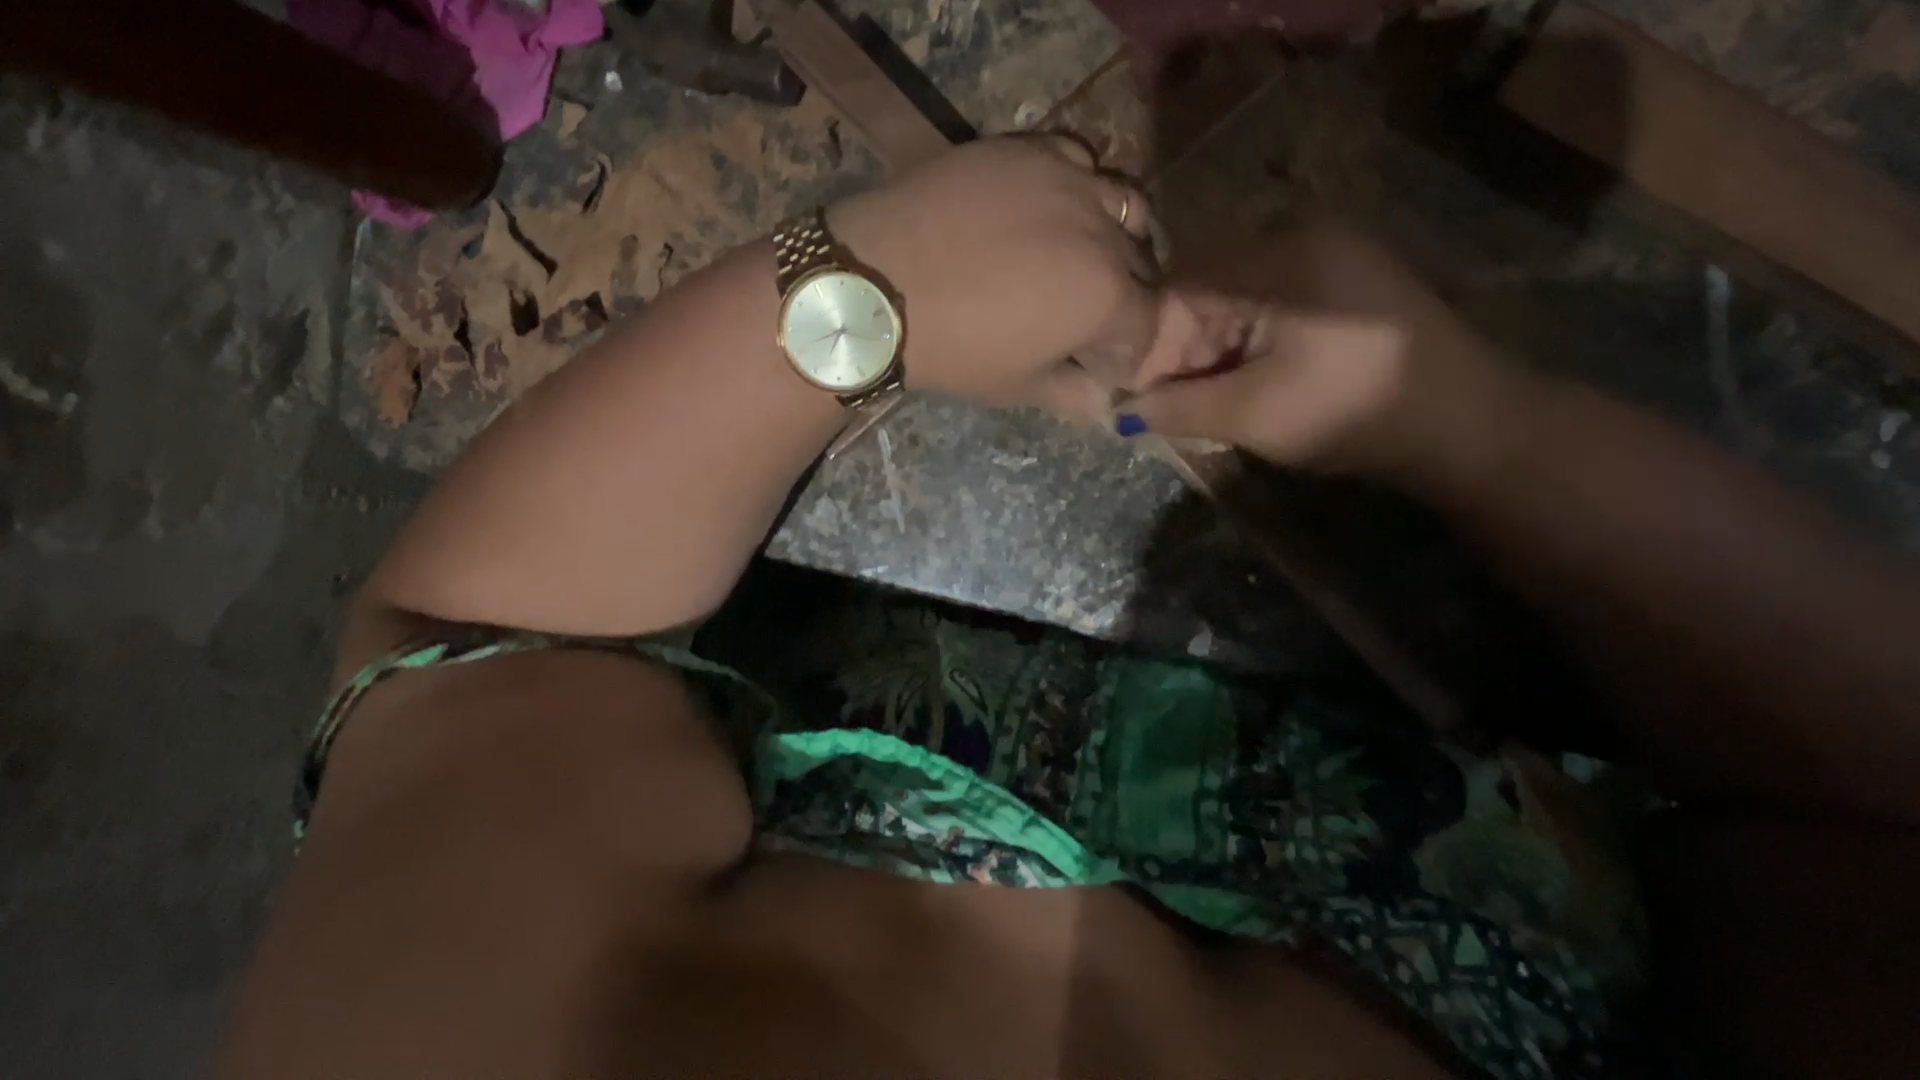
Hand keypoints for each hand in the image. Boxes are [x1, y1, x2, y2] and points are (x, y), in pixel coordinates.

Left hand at [827, 136, 1157, 407]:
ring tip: (1088, 252)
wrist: (875, 283)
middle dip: (1128, 295)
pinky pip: (1079, 158)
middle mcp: (1103, 232)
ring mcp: (1067, 181)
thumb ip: (1072, 393)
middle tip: (1092, 314)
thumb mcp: (1016, 385)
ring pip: (1123, 202)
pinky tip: (1056, 205)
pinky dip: (1081, 184)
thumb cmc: (951, 348)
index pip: (1148, 324)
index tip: (1103, 362)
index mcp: (1105, 296)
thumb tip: (1103, 404)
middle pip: (1142, 263)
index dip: (1129, 350)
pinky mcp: (1029, 149)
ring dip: (1119, 233)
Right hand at [1123, 224, 1523, 481]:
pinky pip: (1274, 298)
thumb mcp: (1252, 414)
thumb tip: (1122, 409)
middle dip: (1182, 347)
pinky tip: (1250, 379)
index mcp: (1278, 255)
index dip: (1150, 344)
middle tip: (1172, 403)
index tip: (1140, 395)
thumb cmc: (1351, 411)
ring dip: (1214, 347)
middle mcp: (1302, 234)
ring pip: (1239, 294)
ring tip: (1210, 398)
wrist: (1468, 424)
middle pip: (1208, 285)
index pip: (1179, 286)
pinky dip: (1250, 338)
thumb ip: (1178, 406)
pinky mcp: (1350, 276)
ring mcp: (1332, 252)